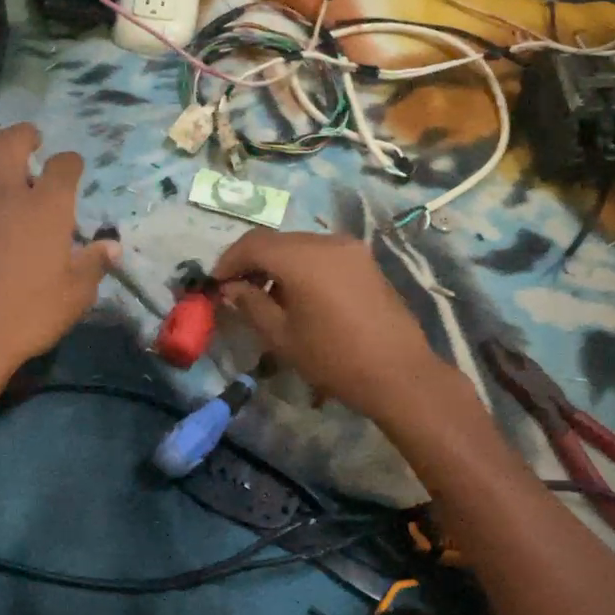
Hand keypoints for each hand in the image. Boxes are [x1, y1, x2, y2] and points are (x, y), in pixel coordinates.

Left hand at [0, 124, 116, 390]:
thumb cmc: (29, 315)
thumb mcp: (76, 296)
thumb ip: (94, 264)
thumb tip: (112, 246)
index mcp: (47, 208)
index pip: (63, 166)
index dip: (71, 162)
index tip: (73, 167)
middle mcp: (7, 194)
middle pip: (12, 141)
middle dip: (26, 135)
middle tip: (33, 140)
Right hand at [213, 229, 462, 423]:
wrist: (398, 373)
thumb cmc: (333, 359)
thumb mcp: (282, 336)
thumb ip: (251, 305)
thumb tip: (231, 288)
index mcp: (302, 257)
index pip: (253, 243)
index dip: (229, 261)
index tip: (216, 284)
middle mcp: (327, 242)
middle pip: (277, 241)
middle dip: (252, 262)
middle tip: (237, 291)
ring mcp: (351, 250)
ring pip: (300, 246)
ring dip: (278, 265)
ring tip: (267, 299)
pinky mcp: (365, 263)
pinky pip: (323, 255)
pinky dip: (302, 268)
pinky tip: (298, 298)